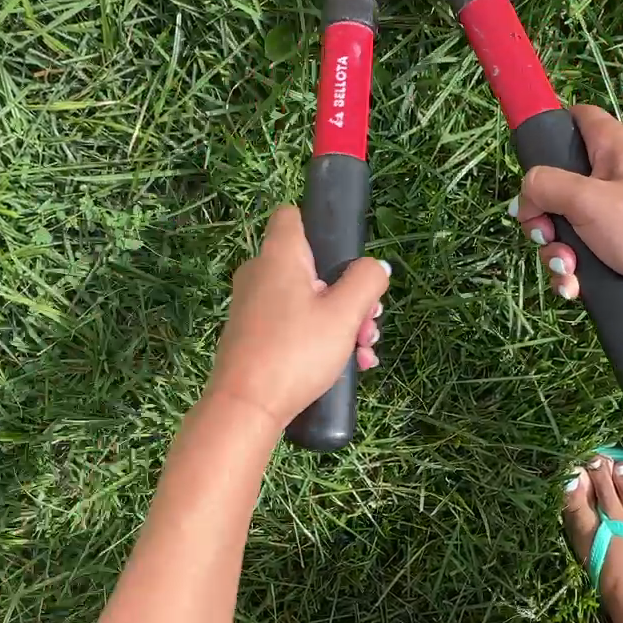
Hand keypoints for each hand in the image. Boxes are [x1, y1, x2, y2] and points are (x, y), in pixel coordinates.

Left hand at [209, 206, 389, 425]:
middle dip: (350, 294)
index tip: (347, 263)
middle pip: (313, 267)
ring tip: (364, 353)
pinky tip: (350, 366)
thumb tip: (375, 267)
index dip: (324, 230)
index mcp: (278, 256)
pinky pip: (295, 325)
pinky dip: (321, 339)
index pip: (293, 216)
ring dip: (343, 323)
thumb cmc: (296, 352)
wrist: (247, 407)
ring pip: (309, 301)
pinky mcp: (254, 336)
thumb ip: (366, 282)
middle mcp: (261, 274)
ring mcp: (255, 307)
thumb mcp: (344, 314)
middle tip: (370, 323)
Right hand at [513, 105, 622, 318]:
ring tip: (569, 271)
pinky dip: (571, 273)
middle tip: (546, 234)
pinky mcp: (615, 250)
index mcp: (611, 148)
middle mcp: (611, 177)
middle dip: (543, 217)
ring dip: (556, 254)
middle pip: (556, 185)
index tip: (530, 163)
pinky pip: (579, 257)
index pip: (575, 119)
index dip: (549, 133)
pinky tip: (574, 287)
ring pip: (564, 229)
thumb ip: (547, 186)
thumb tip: (525, 193)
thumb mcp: (589, 200)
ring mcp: (613, 216)